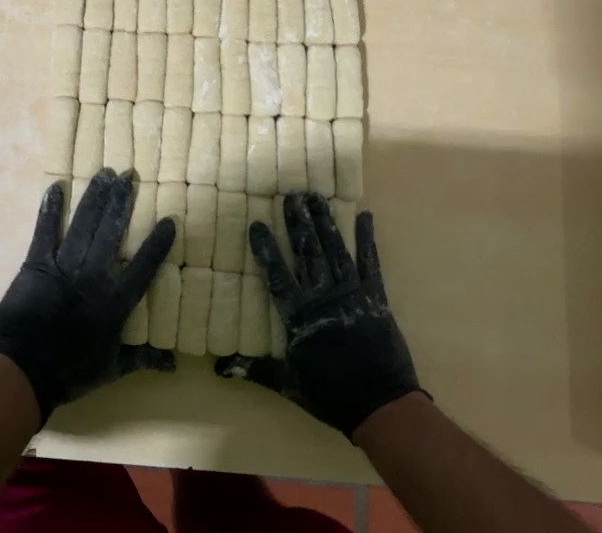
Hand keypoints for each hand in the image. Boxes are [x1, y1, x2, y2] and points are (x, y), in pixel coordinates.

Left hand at [0, 171, 176, 423]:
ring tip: (104, 174)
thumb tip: (174, 364)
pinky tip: (55, 187)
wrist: (24, 372)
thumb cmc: (71, 372)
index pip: (143, 266)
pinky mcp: (36, 263)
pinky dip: (50, 208)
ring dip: (94, 197)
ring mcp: (64, 266)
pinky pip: (45, 230)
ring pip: (83, 224)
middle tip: (129, 176)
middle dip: (121, 201)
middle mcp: (93, 276)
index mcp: (115, 301)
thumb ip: (143, 358)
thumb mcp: (112, 369)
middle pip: (111, 231)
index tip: (170, 219)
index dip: (157, 243)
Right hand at [216, 192, 421, 436]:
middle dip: (298, 223)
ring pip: (335, 250)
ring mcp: (352, 294)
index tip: (256, 223)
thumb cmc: (331, 395)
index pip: (278, 276)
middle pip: (308, 253)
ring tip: (315, 197)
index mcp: (301, 317)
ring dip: (325, 222)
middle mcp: (324, 298)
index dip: (267, 249)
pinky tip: (365, 216)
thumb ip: (255, 369)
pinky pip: (371, 262)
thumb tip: (219, 367)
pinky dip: (367, 238)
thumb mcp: (288, 384)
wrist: (382, 406)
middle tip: (291, 195)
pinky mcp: (376, 297)